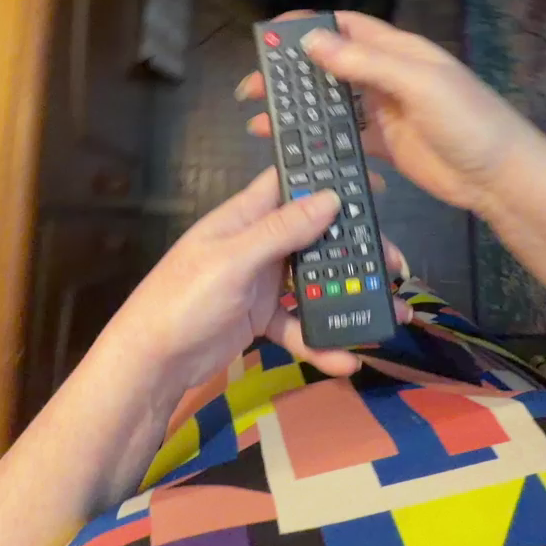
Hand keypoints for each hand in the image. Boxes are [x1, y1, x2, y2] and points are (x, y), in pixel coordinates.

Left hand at [100, 169, 412, 390]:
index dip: (327, 180)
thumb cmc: (184, 300)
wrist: (151, 365)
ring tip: (389, 312)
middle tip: (394, 264)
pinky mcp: (261, 320)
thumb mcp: (233, 260)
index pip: (290, 185)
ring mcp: (260, 283)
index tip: (370, 186)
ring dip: (347, 296)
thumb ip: (281, 230)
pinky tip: (345, 360)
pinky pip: (299, 324)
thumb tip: (330, 196)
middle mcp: (257, 245)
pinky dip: (321, 340)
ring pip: (313, 281)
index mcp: (245, 218)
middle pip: (313, 237)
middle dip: (353, 249)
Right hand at [237, 12, 538, 210]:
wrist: (501, 178)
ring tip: (261, 118)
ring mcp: (384, 112)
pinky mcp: (384, 145)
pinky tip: (294, 146)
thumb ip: (366, 63)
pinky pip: (344, 136)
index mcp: (397, 51)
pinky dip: (319, 139)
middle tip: (253, 86)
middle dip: (292, 73)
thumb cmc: (466, 120)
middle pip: (330, 65)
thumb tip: (311, 41)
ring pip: (332, 103)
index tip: (269, 37)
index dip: (308, 26)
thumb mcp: (418, 84)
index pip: (345, 27)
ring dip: (299, 108)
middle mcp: (386, 76)